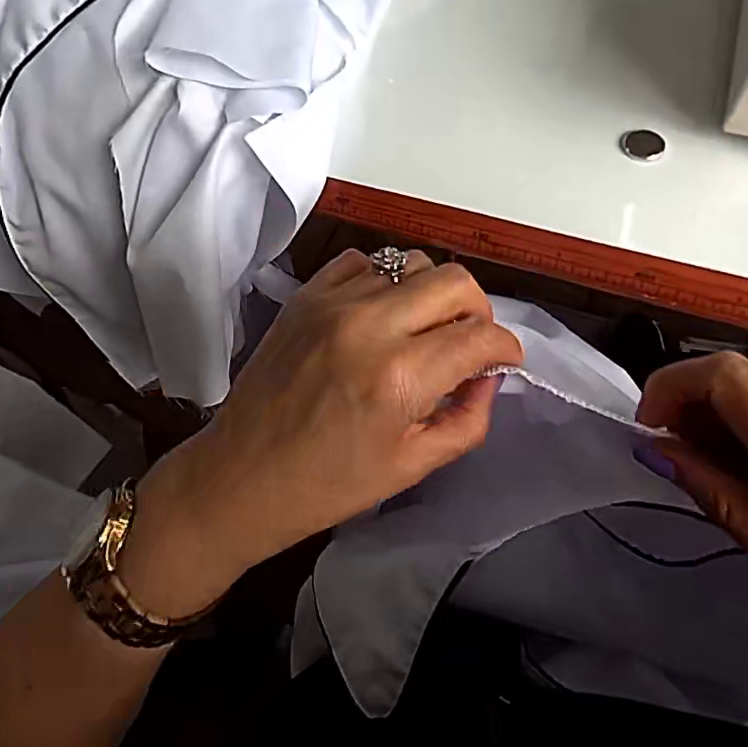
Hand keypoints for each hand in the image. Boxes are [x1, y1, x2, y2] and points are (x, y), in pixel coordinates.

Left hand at [123, 250, 522, 615]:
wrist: (241, 477)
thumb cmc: (329, 484)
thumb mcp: (415, 466)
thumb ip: (469, 419)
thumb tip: (487, 377)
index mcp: (400, 378)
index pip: (481, 335)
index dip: (506, 349)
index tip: (503, 361)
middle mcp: (370, 326)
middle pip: (456, 281)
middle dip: (478, 312)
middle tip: (469, 343)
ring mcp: (334, 303)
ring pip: (414, 263)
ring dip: (433, 296)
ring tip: (423, 331)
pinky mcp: (306, 296)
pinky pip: (366, 262)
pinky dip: (387, 283)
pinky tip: (382, 316)